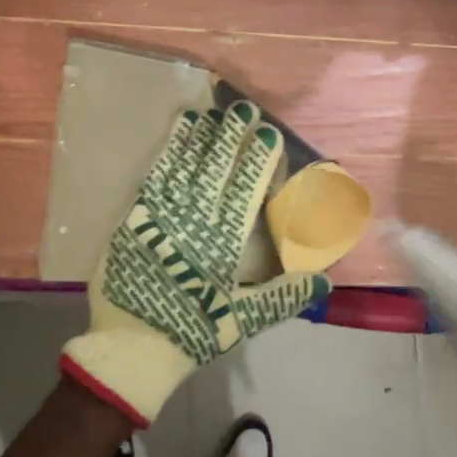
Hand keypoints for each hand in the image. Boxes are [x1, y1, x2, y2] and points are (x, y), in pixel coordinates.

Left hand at [60, 102, 331, 428]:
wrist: (132, 348)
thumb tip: (324, 280)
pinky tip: (177, 135)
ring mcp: (162, 216)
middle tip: (243, 108)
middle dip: (231, 136)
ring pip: (184, 166)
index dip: (258, 158)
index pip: (245, 189)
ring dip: (200, 138)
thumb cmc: (191, 332)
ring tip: (211, 114)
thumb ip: (282, 296)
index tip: (268, 133)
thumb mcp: (242, 320)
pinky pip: (155, 177)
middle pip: (215, 168)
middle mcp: (193, 220)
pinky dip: (168, 153)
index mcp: (223, 242)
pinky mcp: (135, 218)